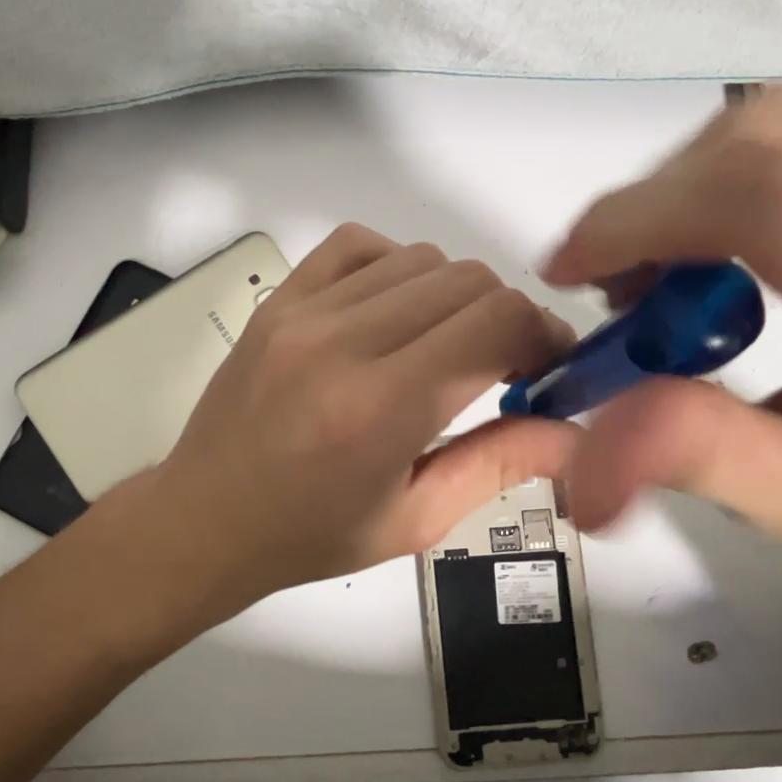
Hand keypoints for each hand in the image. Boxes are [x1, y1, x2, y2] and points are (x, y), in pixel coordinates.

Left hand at [148, 224, 579, 604]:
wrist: (204, 520)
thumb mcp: (415, 519)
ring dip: (454, 296)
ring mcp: (301, 314)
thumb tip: (577, 430)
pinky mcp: (276, 302)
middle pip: (468, 281)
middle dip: (506, 318)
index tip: (546, 369)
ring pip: (420, 258)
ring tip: (444, 346)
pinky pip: (355, 245)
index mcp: (381, 409)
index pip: (497, 321)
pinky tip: (393, 312)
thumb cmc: (310, 536)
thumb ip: (499, 463)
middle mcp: (341, 344)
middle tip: (500, 367)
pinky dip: (394, 266)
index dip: (543, 336)